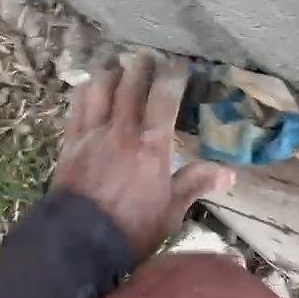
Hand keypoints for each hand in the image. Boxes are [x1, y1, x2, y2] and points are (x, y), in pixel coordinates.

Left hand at [51, 51, 236, 260]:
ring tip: (118, 63)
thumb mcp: (171, 211)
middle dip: (140, 66)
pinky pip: (77, 106)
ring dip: (111, 72)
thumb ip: (195, 184)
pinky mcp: (71, 142)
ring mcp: (93, 133)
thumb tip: (228, 173)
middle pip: (130, 85)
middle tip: (147, 56)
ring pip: (101, 88)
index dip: (172, 76)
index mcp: (152, 145)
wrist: (77, 241)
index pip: (164, 98)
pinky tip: (89, 85)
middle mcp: (122, 130)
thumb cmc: (131, 229)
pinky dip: (86, 90)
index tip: (178, 64)